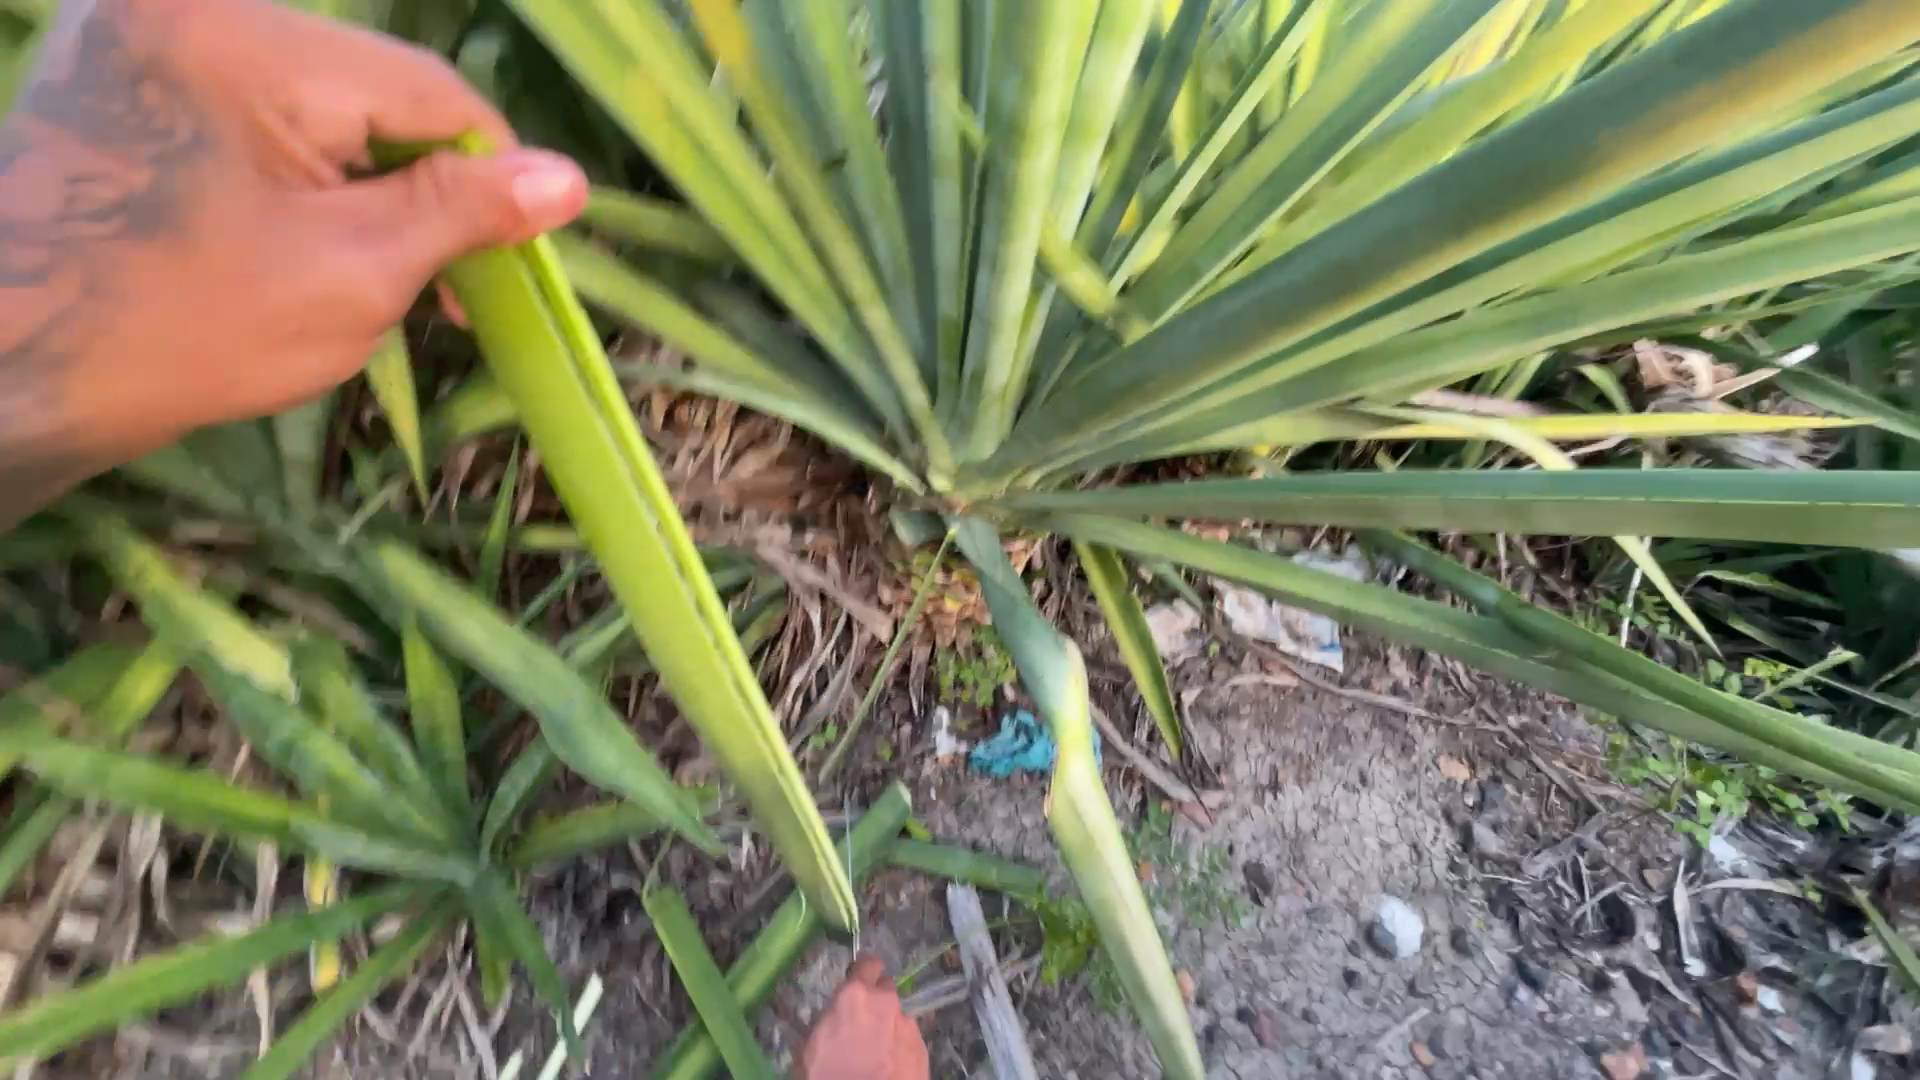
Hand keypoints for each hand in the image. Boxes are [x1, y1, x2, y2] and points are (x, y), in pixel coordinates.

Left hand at [0, 0, 585, 522]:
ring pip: (344, 115)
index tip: (512, 258)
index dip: (497, 173)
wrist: (9, 364)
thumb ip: (465, 209)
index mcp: (246, 45)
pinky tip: (342, 246)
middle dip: (437, 191)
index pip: (434, 92)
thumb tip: (572, 179)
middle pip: (387, 98)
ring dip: (391, 195)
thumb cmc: (196, 326)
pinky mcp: (148, 84)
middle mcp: (196, 12)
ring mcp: (161, 43)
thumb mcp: (359, 270)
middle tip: (457, 286)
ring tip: (402, 278)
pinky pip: (286, 124)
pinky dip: (334, 187)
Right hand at [797, 954, 929, 1079]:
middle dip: (877, 1002)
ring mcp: (908, 1025)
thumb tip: (838, 1013)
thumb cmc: (827, 1076)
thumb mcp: (812, 1045)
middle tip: (864, 1026)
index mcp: (856, 995)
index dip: (864, 973)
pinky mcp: (922, 1048)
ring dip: (888, 1028)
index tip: (858, 982)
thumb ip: (831, 1018)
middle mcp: (886, 1002)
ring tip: (877, 1053)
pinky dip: (900, 1048)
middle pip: (886, 990)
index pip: (869, 963)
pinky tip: (889, 1067)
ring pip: (897, 1017)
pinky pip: (908, 1040)